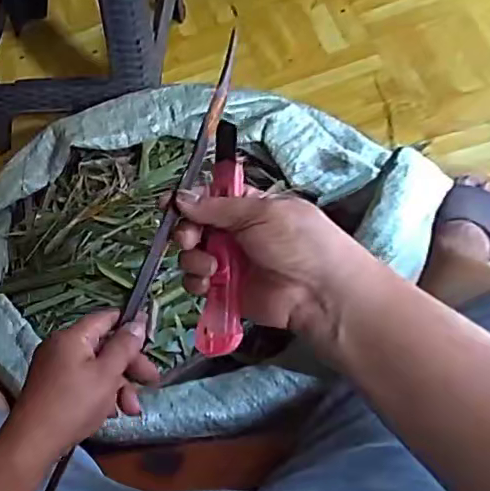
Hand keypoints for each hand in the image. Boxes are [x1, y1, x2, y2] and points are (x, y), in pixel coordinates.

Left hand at [9, 311, 160, 453]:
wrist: (33, 441)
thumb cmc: (74, 404)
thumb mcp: (107, 374)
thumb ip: (124, 346)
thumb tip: (138, 322)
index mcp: (73, 336)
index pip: (107, 318)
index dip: (131, 325)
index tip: (152, 340)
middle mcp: (61, 346)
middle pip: (104, 346)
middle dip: (129, 366)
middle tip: (152, 382)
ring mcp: (55, 367)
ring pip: (96, 368)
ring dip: (118, 386)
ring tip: (130, 410)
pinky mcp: (53, 387)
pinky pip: (84, 382)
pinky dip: (100, 394)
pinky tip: (110, 414)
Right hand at [173, 188, 384, 340]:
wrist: (319, 293)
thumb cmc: (300, 243)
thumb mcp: (261, 213)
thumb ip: (217, 207)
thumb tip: (181, 197)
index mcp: (248, 207)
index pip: (209, 199)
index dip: (188, 200)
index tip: (169, 204)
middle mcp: (235, 234)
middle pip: (194, 227)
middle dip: (186, 231)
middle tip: (190, 237)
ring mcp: (229, 264)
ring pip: (191, 255)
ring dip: (193, 258)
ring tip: (211, 266)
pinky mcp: (225, 291)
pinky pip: (197, 283)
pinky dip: (197, 282)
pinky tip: (210, 283)